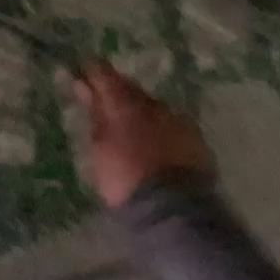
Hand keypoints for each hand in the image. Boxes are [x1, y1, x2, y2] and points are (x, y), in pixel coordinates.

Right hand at [73, 61, 211, 207]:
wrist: (173, 210)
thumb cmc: (124, 177)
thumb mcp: (99, 146)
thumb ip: (94, 113)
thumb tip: (82, 85)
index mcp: (125, 102)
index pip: (105, 75)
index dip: (92, 71)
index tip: (82, 70)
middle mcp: (154, 103)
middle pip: (131, 89)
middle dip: (118, 93)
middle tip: (105, 102)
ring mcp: (178, 120)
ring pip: (153, 107)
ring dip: (140, 112)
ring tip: (130, 128)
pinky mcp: (196, 140)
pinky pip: (171, 125)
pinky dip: (159, 129)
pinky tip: (154, 143)